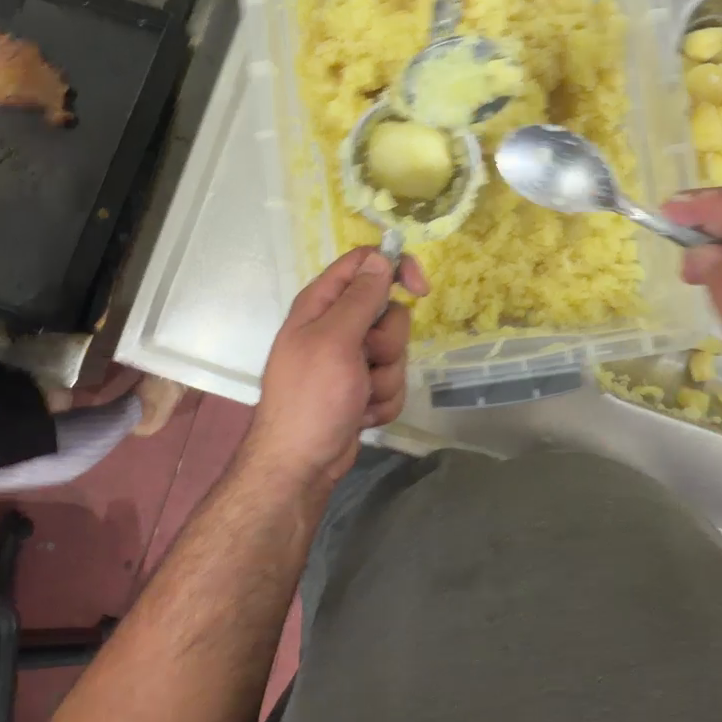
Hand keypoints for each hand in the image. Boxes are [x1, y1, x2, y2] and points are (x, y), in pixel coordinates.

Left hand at [247, 248, 428, 484]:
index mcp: (322, 304)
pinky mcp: (362, 389)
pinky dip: (381, 402)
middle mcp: (336, 326)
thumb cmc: (311, 398)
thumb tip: (381, 257)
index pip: (365, 263)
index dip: (395, 269)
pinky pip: (392, 383)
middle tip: (364, 360)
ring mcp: (351, 360)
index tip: (420, 290)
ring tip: (357, 396)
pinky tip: (359, 415)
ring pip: (396, 353)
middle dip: (388, 342)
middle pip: (390, 313)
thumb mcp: (335, 340)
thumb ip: (360, 298)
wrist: (301, 464)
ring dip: (385, 379)